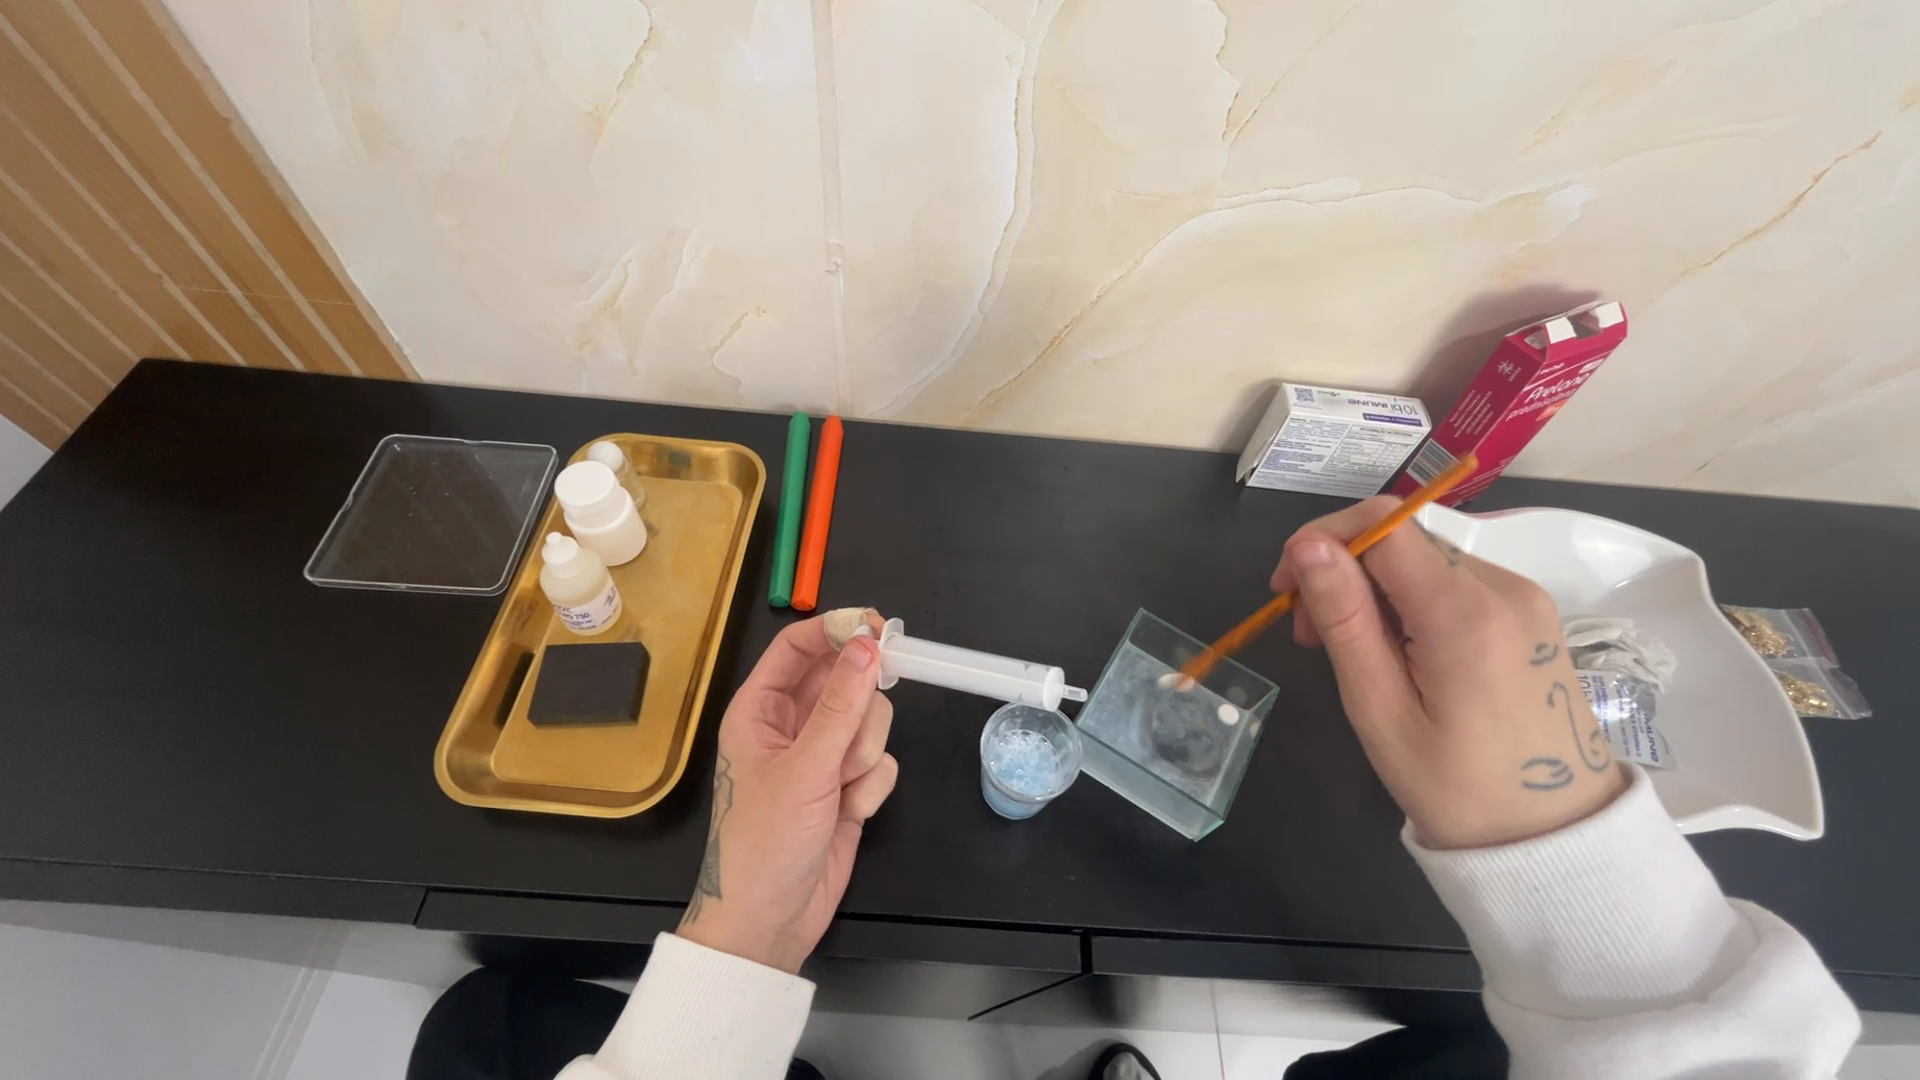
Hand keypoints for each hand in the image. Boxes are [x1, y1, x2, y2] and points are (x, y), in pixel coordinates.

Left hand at [676, 609, 897, 972]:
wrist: (770, 922)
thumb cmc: (765, 841)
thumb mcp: (804, 769)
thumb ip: (841, 705)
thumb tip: (869, 645)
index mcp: (762, 708)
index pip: (798, 646)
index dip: (836, 630)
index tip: (878, 628)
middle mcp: (794, 724)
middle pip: (846, 680)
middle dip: (858, 709)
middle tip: (854, 734)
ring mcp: (824, 755)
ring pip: (870, 720)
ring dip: (863, 754)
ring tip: (840, 788)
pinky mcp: (849, 784)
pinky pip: (880, 760)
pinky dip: (871, 786)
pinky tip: (848, 813)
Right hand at [1272, 497, 1627, 849]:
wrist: (1557, 838)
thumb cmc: (1454, 785)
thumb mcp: (1378, 706)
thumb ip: (1344, 617)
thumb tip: (1306, 545)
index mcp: (1465, 610)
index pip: (1382, 524)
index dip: (1321, 540)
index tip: (1285, 590)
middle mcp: (1503, 586)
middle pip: (1398, 538)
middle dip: (1338, 568)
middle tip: (1307, 633)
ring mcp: (1521, 598)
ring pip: (1418, 558)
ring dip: (1367, 587)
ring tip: (1344, 647)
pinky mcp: (1525, 614)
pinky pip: (1447, 581)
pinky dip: (1402, 599)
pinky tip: (1389, 647)